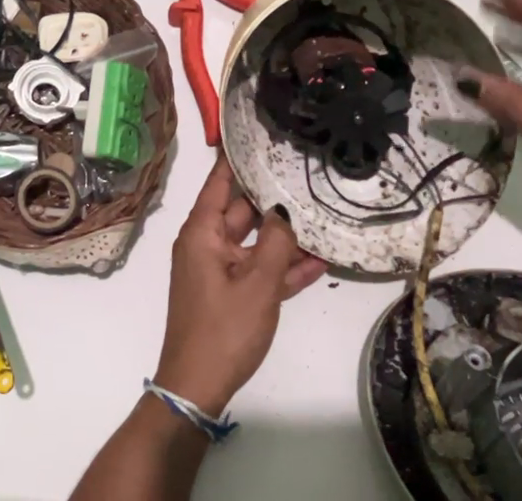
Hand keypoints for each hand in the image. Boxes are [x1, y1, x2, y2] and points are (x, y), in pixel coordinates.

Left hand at [154, 151, 327, 416]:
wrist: (198, 385)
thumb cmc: (224, 328)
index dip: (237, 160)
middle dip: (274, 199)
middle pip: (242, 210)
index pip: (219, 182)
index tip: (257, 136)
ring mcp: (218, 269)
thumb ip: (277, 244)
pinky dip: (283, 267)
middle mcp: (207, 243)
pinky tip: (319, 261)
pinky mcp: (231, 293)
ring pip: (256, 242)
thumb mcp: (257, 284)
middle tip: (307, 176)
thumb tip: (285, 211)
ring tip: (323, 216)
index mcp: (202, 232)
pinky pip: (258, 270)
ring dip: (286, 238)